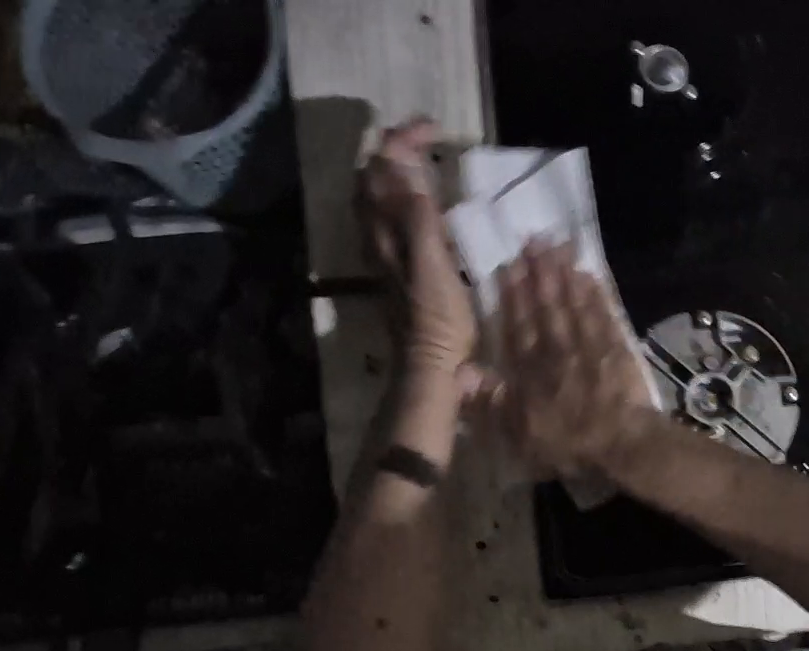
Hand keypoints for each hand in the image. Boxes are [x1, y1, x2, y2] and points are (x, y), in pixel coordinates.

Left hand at [362, 119, 476, 373]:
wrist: (428, 362)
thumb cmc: (438, 318)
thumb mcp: (435, 267)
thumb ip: (420, 220)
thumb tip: (409, 174)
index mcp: (385, 229)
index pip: (383, 165)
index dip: (405, 139)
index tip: (436, 131)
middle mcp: (376, 233)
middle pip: (371, 174)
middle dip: (394, 147)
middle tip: (427, 138)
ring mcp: (383, 250)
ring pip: (375, 195)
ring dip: (393, 170)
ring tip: (420, 161)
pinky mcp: (395, 265)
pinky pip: (387, 216)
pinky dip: (399, 196)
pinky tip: (417, 204)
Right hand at [484, 243, 663, 475]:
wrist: (620, 446)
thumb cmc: (568, 445)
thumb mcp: (518, 434)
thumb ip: (490, 402)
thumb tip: (461, 371)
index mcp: (531, 371)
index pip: (519, 327)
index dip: (513, 297)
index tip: (509, 267)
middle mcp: (557, 350)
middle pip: (547, 307)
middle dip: (539, 273)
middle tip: (533, 240)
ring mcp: (589, 347)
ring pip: (573, 304)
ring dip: (565, 274)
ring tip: (558, 246)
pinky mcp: (617, 350)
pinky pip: (603, 315)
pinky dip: (595, 294)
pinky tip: (589, 275)